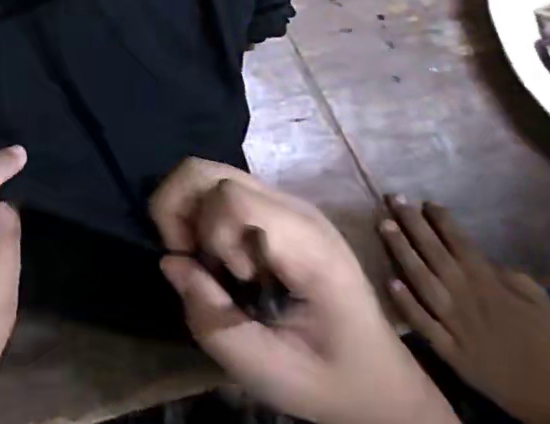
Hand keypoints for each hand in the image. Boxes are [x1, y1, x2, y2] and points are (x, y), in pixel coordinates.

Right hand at [151, 160, 455, 423]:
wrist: (378, 379)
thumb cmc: (328, 379)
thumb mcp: (269, 371)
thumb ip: (213, 319)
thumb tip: (171, 262)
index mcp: (306, 244)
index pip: (233, 197)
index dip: (211, 234)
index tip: (229, 280)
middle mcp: (293, 208)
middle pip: (208, 171)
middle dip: (179, 210)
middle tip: (189, 259)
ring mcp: (283, 203)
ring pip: (208, 173)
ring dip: (186, 211)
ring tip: (199, 259)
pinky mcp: (273, 209)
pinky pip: (220, 189)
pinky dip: (200, 215)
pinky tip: (216, 258)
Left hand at [381, 197, 549, 423]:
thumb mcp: (546, 306)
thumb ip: (513, 279)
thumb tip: (484, 260)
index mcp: (491, 285)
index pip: (459, 243)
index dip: (441, 220)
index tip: (424, 201)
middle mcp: (467, 299)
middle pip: (433, 253)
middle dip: (412, 223)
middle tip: (392, 198)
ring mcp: (456, 326)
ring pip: (421, 281)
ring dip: (401, 251)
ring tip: (383, 225)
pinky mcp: (452, 353)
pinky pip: (423, 324)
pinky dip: (406, 303)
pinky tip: (388, 281)